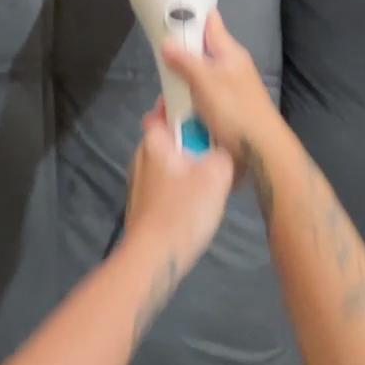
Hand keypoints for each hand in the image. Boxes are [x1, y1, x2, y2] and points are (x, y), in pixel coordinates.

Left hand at [123, 108, 235, 271]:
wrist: (154, 257)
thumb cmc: (183, 210)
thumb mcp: (217, 175)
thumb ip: (224, 153)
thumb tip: (226, 147)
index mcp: (154, 141)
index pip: (161, 109)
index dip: (180, 106)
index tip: (202, 112)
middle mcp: (141, 155)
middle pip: (167, 137)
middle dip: (189, 140)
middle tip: (215, 149)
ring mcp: (138, 180)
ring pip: (166, 161)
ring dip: (186, 164)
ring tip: (211, 177)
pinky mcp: (142, 202)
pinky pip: (164, 182)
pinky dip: (178, 185)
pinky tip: (196, 201)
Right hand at [160, 10, 283, 155]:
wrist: (260, 149)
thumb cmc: (234, 109)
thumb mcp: (206, 81)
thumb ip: (185, 60)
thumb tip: (166, 41)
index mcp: (229, 51)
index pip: (210, 21)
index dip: (190, 14)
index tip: (167, 11)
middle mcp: (230, 65)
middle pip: (201, 50)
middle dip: (179, 54)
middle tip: (158, 59)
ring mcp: (229, 87)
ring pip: (199, 76)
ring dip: (182, 82)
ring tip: (164, 91)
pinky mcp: (226, 107)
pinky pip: (202, 96)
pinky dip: (189, 100)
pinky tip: (177, 109)